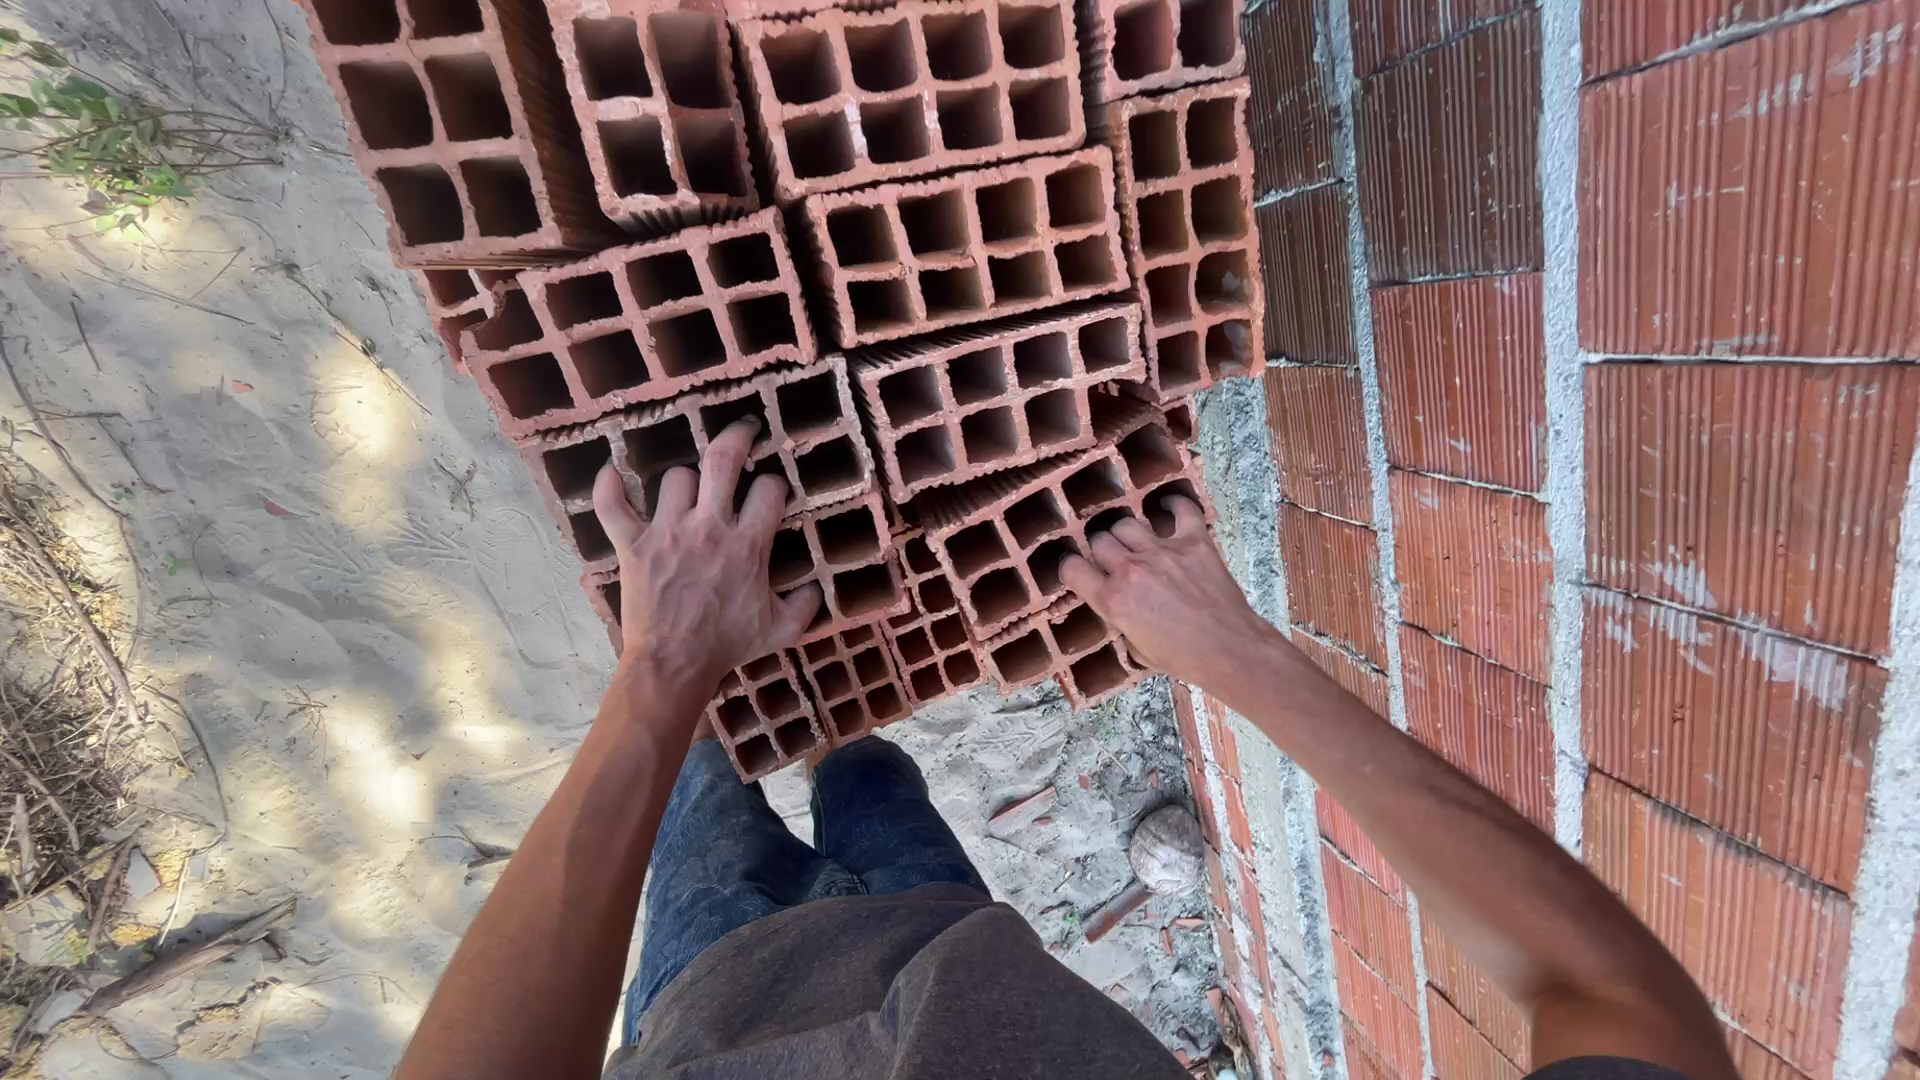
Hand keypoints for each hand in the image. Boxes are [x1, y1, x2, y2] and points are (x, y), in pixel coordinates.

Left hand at [592, 417, 820, 693]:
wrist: (674, 665)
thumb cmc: (728, 645)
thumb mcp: (781, 630)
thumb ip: (806, 605)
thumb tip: (817, 587)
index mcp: (747, 545)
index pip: (769, 490)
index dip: (775, 485)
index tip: (772, 492)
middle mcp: (709, 527)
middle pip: (723, 461)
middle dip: (737, 437)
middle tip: (744, 431)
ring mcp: (667, 532)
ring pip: (676, 477)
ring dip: (686, 479)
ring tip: (690, 490)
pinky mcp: (632, 545)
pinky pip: (612, 505)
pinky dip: (608, 486)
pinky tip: (612, 472)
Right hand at [1057, 496, 1277, 687]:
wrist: (1229, 651)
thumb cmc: (1184, 659)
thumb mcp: (1136, 649)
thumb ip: (1120, 622)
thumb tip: (1119, 609)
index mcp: (1113, 600)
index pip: (1072, 568)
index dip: (1070, 568)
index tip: (1077, 569)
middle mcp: (1132, 570)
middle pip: (1099, 540)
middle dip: (1101, 550)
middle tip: (1112, 559)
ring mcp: (1163, 552)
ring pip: (1127, 523)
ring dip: (1127, 533)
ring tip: (1135, 542)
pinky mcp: (1194, 542)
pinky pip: (1181, 509)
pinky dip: (1174, 505)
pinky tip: (1168, 507)